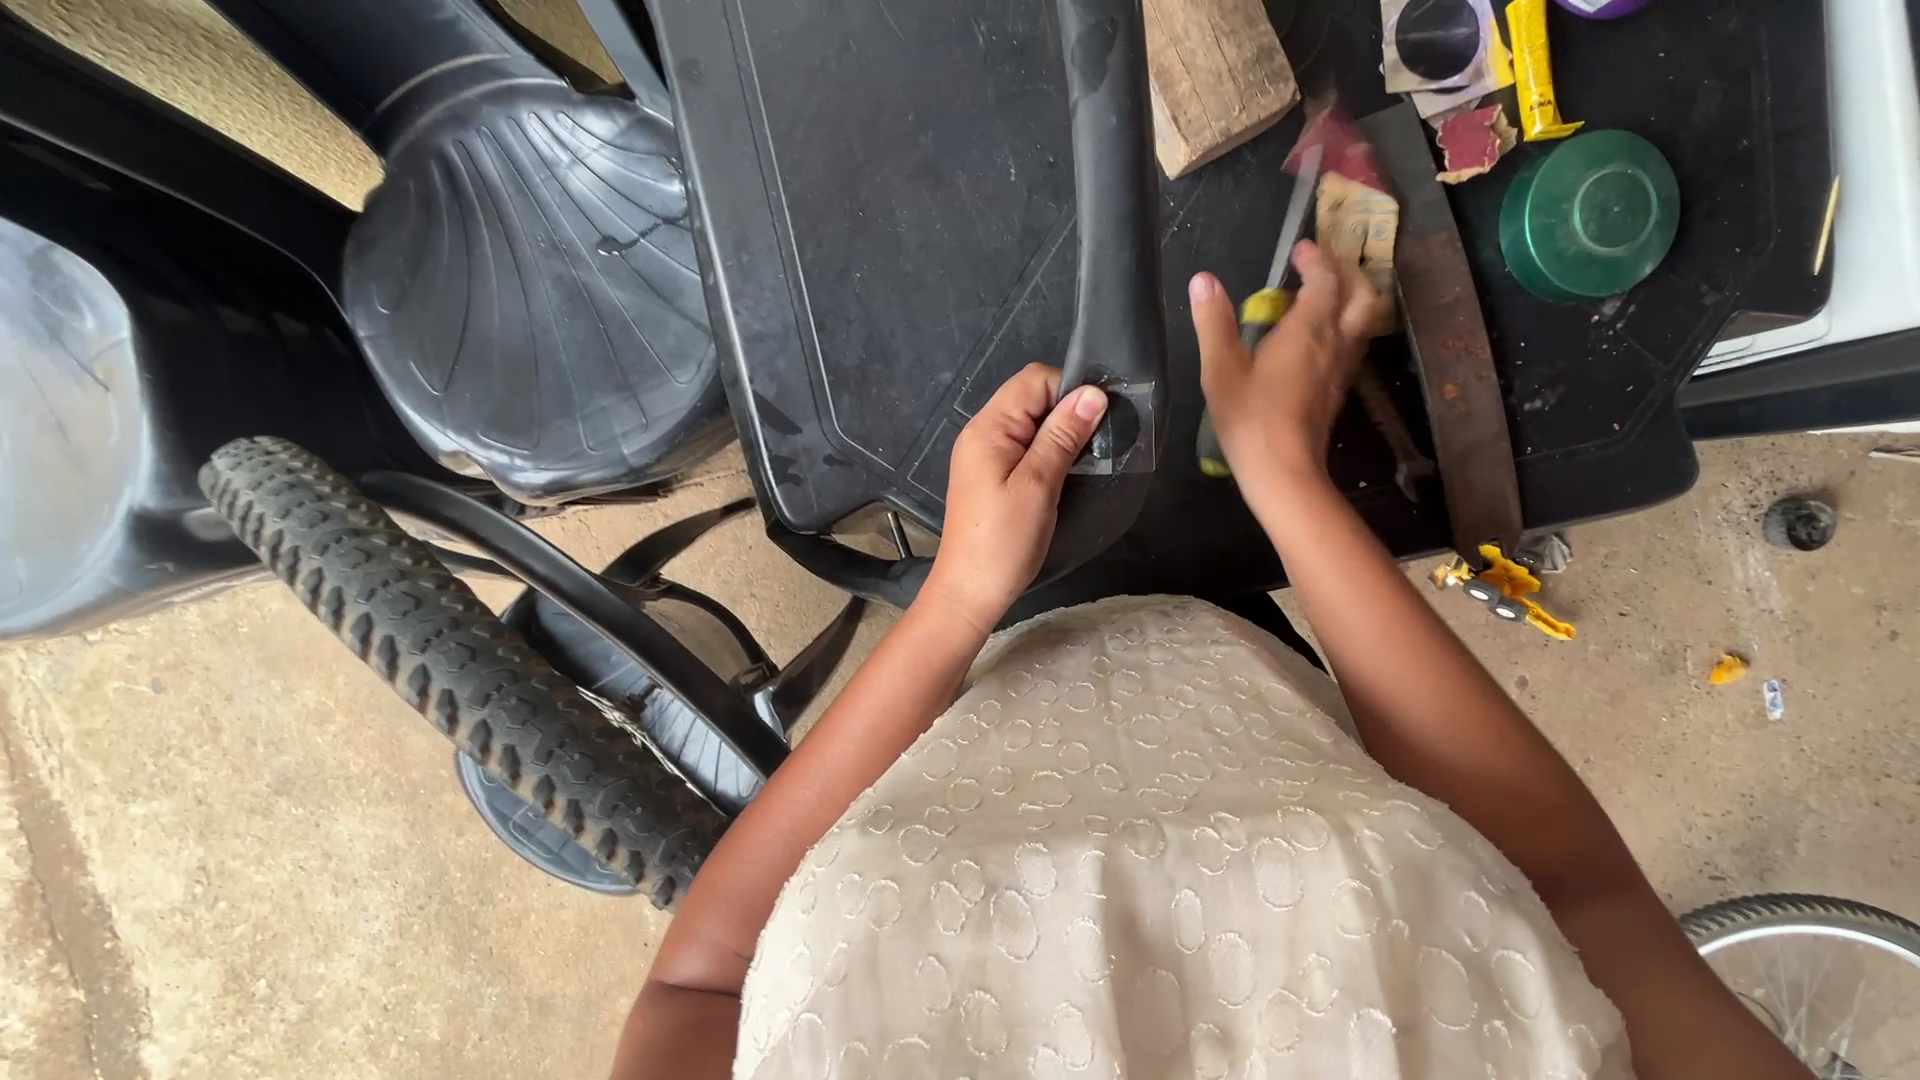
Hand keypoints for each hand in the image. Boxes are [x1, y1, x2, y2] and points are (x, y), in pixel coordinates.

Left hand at [924, 364, 1107, 632]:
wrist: (970, 592)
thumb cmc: (1003, 540)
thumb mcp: (1038, 485)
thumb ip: (1063, 436)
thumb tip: (1093, 393)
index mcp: (988, 428)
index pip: (1034, 380)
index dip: (1069, 392)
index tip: (1096, 423)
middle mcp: (983, 433)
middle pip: (1033, 399)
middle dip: (1068, 415)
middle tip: (1095, 447)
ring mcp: (985, 456)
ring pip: (1032, 426)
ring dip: (1061, 437)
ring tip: (1083, 464)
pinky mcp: (992, 477)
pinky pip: (1025, 449)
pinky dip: (1048, 455)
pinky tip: (1065, 476)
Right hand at [1191, 240, 1389, 494]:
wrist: (1283, 470)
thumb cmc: (1249, 418)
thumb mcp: (1220, 370)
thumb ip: (1214, 323)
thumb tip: (1204, 280)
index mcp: (1307, 330)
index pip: (1325, 281)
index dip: (1316, 259)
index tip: (1301, 248)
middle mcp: (1334, 342)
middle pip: (1360, 293)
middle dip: (1345, 271)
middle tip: (1321, 264)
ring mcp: (1341, 368)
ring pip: (1364, 319)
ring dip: (1352, 296)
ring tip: (1326, 293)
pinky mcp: (1338, 389)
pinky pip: (1353, 342)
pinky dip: (1344, 324)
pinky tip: (1319, 336)